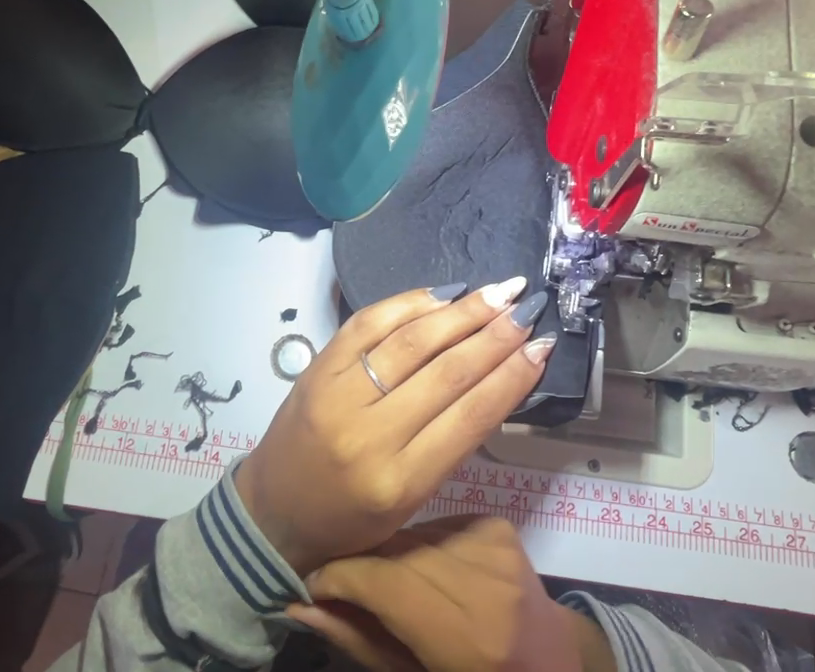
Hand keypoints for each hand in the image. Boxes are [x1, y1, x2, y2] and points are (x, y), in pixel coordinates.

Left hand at [234, 279, 551, 574]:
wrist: (271, 513)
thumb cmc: (351, 520)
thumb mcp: (410, 500)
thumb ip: (452, 443)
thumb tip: (499, 375)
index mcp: (399, 482)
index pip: (470, 417)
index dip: (512, 377)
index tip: (543, 347)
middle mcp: (369, 436)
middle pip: (445, 373)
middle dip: (494, 337)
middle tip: (528, 310)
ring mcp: (337, 395)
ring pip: (411, 342)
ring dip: (461, 313)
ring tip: (498, 293)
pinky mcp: (317, 368)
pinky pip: (368, 323)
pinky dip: (410, 303)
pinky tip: (444, 294)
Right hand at [285, 514, 614, 671]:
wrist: (548, 663)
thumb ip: (359, 640)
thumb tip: (298, 605)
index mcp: (468, 634)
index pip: (384, 580)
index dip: (338, 577)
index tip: (309, 585)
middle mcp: (485, 577)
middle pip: (395, 548)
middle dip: (358, 563)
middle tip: (335, 583)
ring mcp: (495, 541)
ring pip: (412, 530)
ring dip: (388, 551)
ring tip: (381, 578)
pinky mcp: (498, 521)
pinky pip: (436, 521)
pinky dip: (418, 542)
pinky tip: (422, 567)